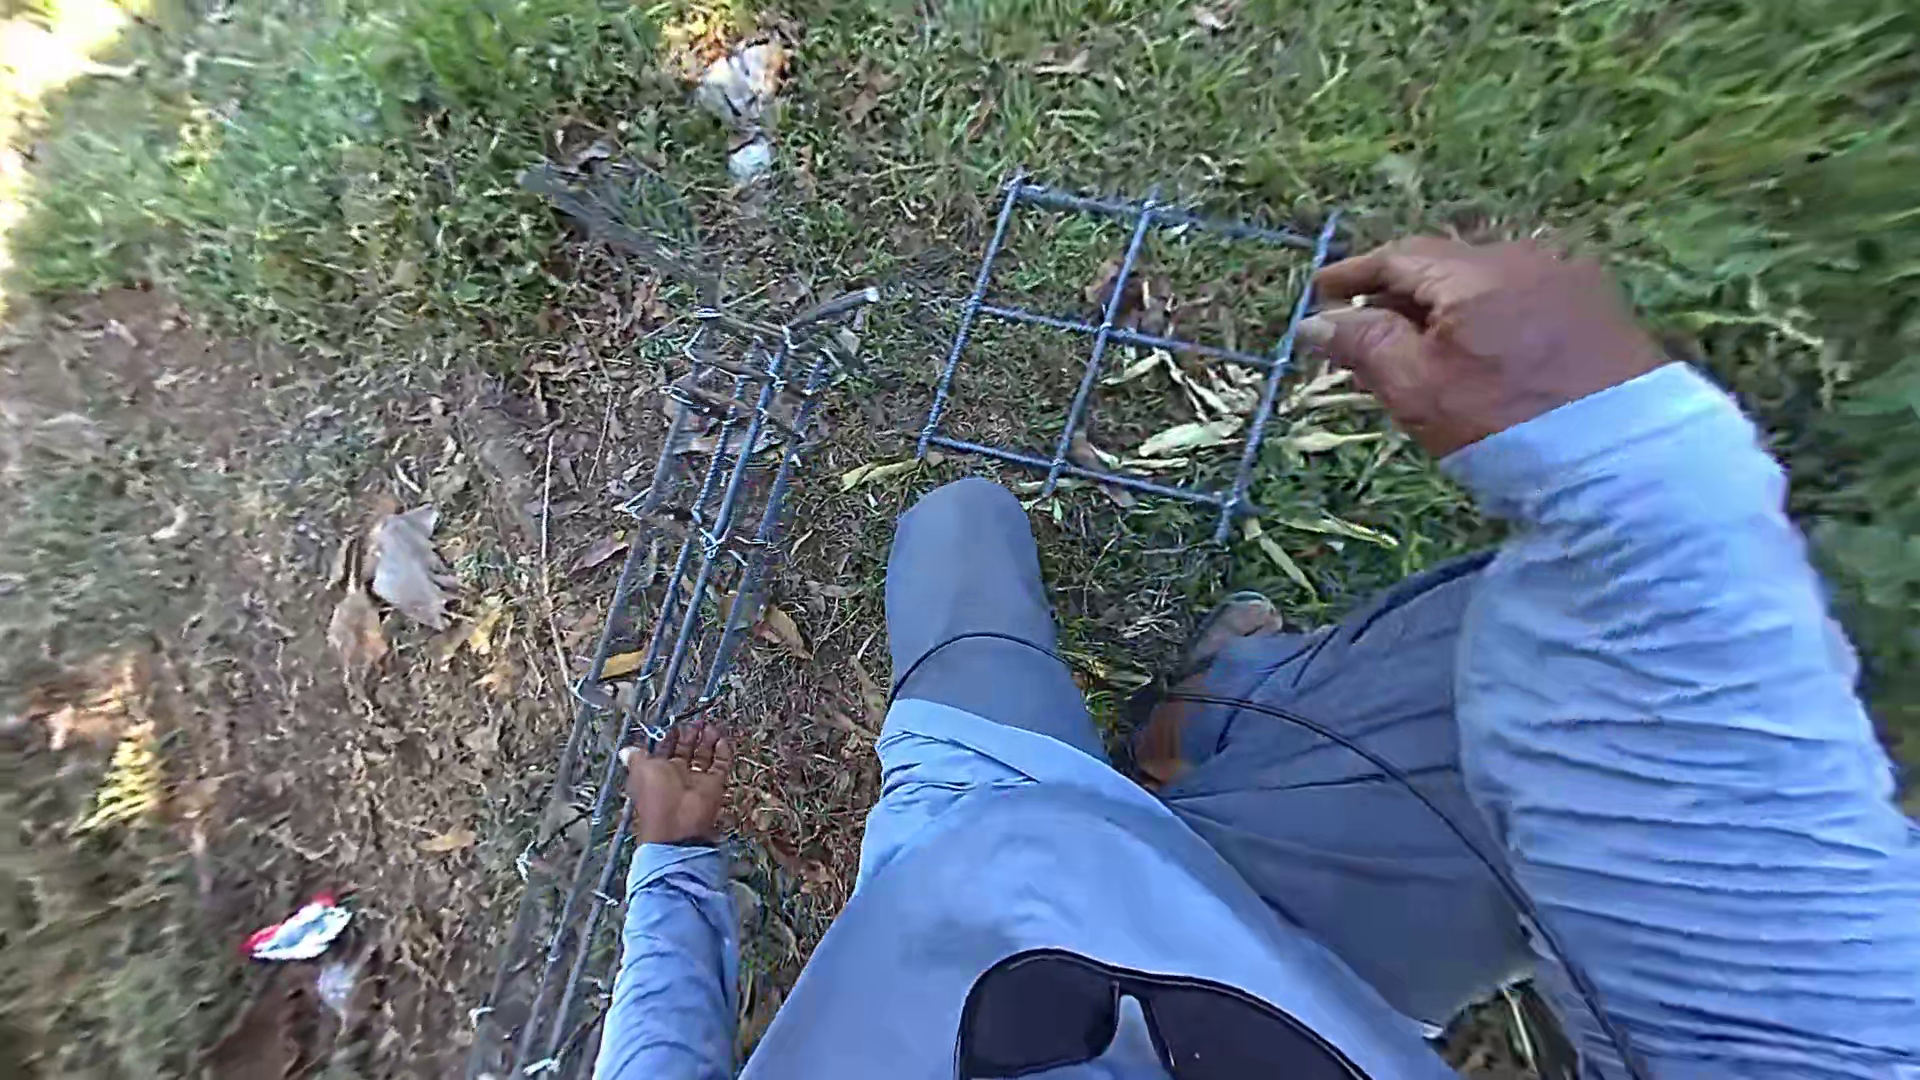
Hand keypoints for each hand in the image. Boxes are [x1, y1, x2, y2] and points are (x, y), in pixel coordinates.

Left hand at [620, 722, 733, 845]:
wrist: (678, 824)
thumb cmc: (656, 795)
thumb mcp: (641, 772)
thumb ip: (636, 757)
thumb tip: (624, 750)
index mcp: (658, 772)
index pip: (666, 750)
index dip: (670, 737)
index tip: (677, 723)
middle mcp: (678, 774)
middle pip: (687, 750)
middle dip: (691, 735)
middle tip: (698, 720)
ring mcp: (697, 779)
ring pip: (704, 755)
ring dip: (708, 740)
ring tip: (711, 725)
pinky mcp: (714, 783)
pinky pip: (721, 764)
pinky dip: (723, 751)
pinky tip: (722, 738)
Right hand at [1296, 238, 1665, 456]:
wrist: (1616, 456)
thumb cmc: (1495, 416)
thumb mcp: (1411, 382)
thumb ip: (1361, 342)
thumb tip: (1314, 321)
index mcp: (1479, 273)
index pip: (1400, 257)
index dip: (1352, 272)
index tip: (1317, 289)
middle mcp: (1526, 260)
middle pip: (1437, 269)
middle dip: (1387, 297)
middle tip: (1350, 331)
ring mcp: (1565, 281)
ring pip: (1471, 287)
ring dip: (1425, 311)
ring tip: (1397, 350)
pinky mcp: (1588, 311)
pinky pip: (1506, 301)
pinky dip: (1464, 319)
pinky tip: (1452, 354)